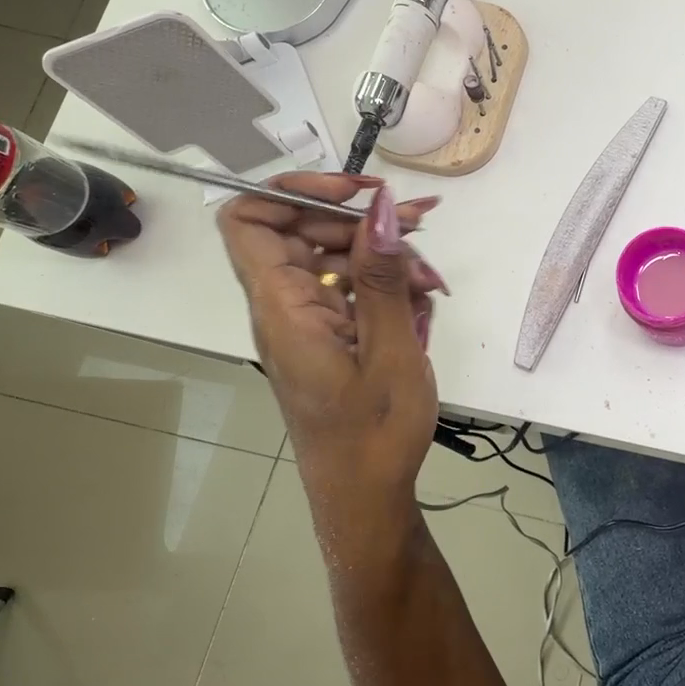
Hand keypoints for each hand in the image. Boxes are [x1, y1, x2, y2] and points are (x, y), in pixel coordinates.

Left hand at [218, 174, 444, 507]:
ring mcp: (310, 324)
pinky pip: (352, 294)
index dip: (298, 192)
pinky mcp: (332, 339)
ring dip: (387, 260)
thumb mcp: (391, 350)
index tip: (362, 194)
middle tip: (423, 225)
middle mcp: (286, 308)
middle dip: (364, 223)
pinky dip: (390, 290)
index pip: (251, 220)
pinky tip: (424, 305)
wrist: (366, 493)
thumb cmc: (376, 430)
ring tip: (433, 282)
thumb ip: (383, 275)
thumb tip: (381, 206)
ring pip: (336, 263)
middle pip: (303, 234)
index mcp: (283, 308)